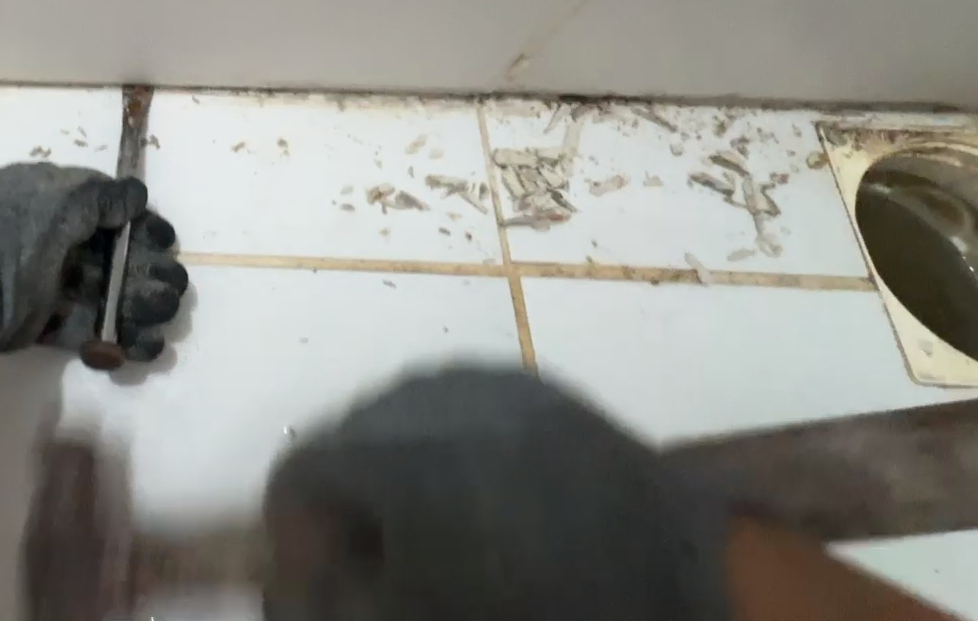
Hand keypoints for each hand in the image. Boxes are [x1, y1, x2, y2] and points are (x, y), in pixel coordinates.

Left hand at [0, 163, 187, 408]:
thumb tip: (136, 195)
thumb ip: (102, 198)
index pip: (103, 210)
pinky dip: (113, 335)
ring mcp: (42, 282)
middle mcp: (48, 237)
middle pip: (107, 254)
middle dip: (145, 270)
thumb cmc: (12, 233)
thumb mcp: (58, 200)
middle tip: (174, 289)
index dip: (138, 225)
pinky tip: (144, 345)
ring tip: (167, 318)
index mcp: (47, 200)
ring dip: (137, 304)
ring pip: (100, 291)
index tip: (166, 241)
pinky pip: (82, 325)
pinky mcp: (38, 322)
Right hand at [262, 367, 728, 620]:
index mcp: (387, 455)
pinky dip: (441, 448)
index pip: (297, 476)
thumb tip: (292, 581)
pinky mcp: (515, 380)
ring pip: (392, 420)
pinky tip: (479, 493)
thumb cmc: (539, 605)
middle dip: (344, 506)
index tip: (317, 578)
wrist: (684, 575)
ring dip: (391, 472)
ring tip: (433, 527)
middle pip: (341, 443)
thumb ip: (337, 597)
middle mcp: (415, 398)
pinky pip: (447, 408)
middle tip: (378, 562)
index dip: (293, 535)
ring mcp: (469, 381)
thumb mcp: (416, 611)